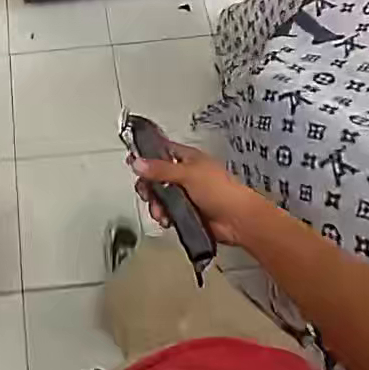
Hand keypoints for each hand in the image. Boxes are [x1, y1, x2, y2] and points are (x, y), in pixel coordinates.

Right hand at [131, 142, 269, 245]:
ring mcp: (185, 194)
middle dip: (149, 186)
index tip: (132, 159)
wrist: (236, 220)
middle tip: (147, 192)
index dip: (146, 153)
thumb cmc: (222, 190)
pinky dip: (164, 216)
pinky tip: (167, 219)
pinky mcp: (186, 212)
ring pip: (159, 196)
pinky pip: (166, 212)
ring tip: (161, 211)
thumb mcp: (188, 174)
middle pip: (156, 176)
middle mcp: (185, 174)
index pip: (162, 150)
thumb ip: (161, 169)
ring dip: (156, 204)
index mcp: (187, 158)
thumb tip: (138, 162)